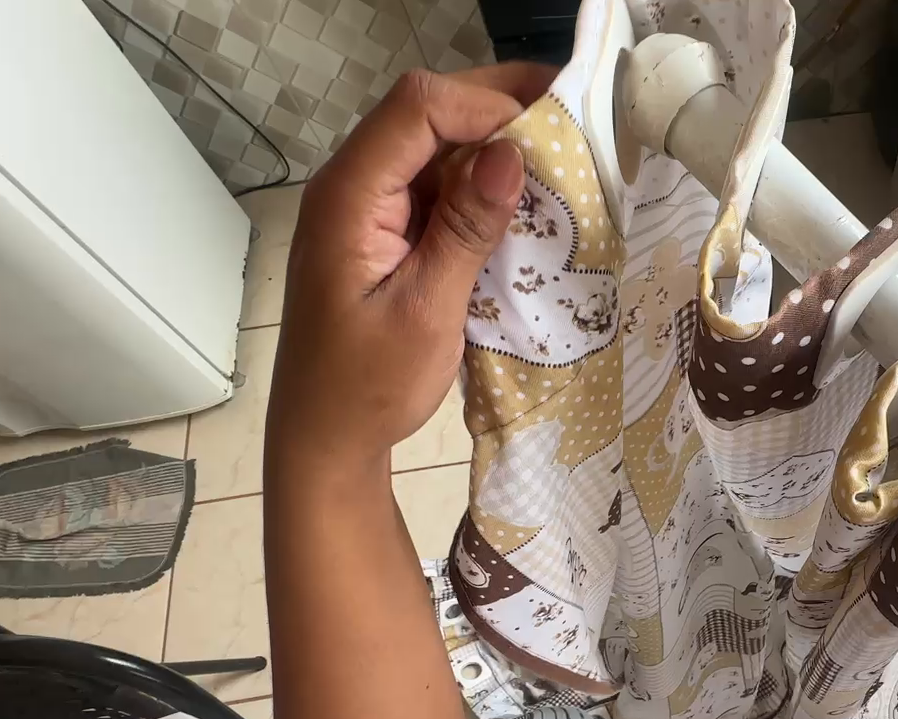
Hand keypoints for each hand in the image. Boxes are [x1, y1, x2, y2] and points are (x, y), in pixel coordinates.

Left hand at [267, 64, 554, 473]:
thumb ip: (464, 230)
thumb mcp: (426, 310)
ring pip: (436, 153)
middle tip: (569, 120)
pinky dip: (481, 195)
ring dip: (495, 154)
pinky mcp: (387, 239)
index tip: (551, 130)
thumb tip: (511, 155)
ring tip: (559, 163)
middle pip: (426, 116)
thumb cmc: (370, 385)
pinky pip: (436, 196)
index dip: (486, 104)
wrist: (328, 435)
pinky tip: (522, 209)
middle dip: (496, 110)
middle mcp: (355, 187)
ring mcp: (370, 213)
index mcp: (351, 196)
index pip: (418, 107)